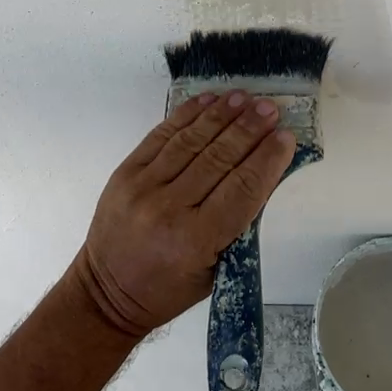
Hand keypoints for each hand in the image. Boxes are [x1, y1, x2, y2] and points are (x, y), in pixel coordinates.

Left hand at [70, 91, 296, 337]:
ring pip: (190, 141)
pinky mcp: (124, 172)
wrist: (106, 293)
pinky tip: (209, 100)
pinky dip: (187, 115)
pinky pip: (161, 135)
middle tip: (270, 108)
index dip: (266, 161)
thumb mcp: (216, 269)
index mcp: (194, 241)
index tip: (286, 137)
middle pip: (218, 159)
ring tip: (245, 97)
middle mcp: (167, 209)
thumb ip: (238, 223)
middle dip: (248, 130)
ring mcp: (142, 187)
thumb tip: (265, 172)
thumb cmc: (168, 289)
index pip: (241, 190)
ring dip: (221, 115)